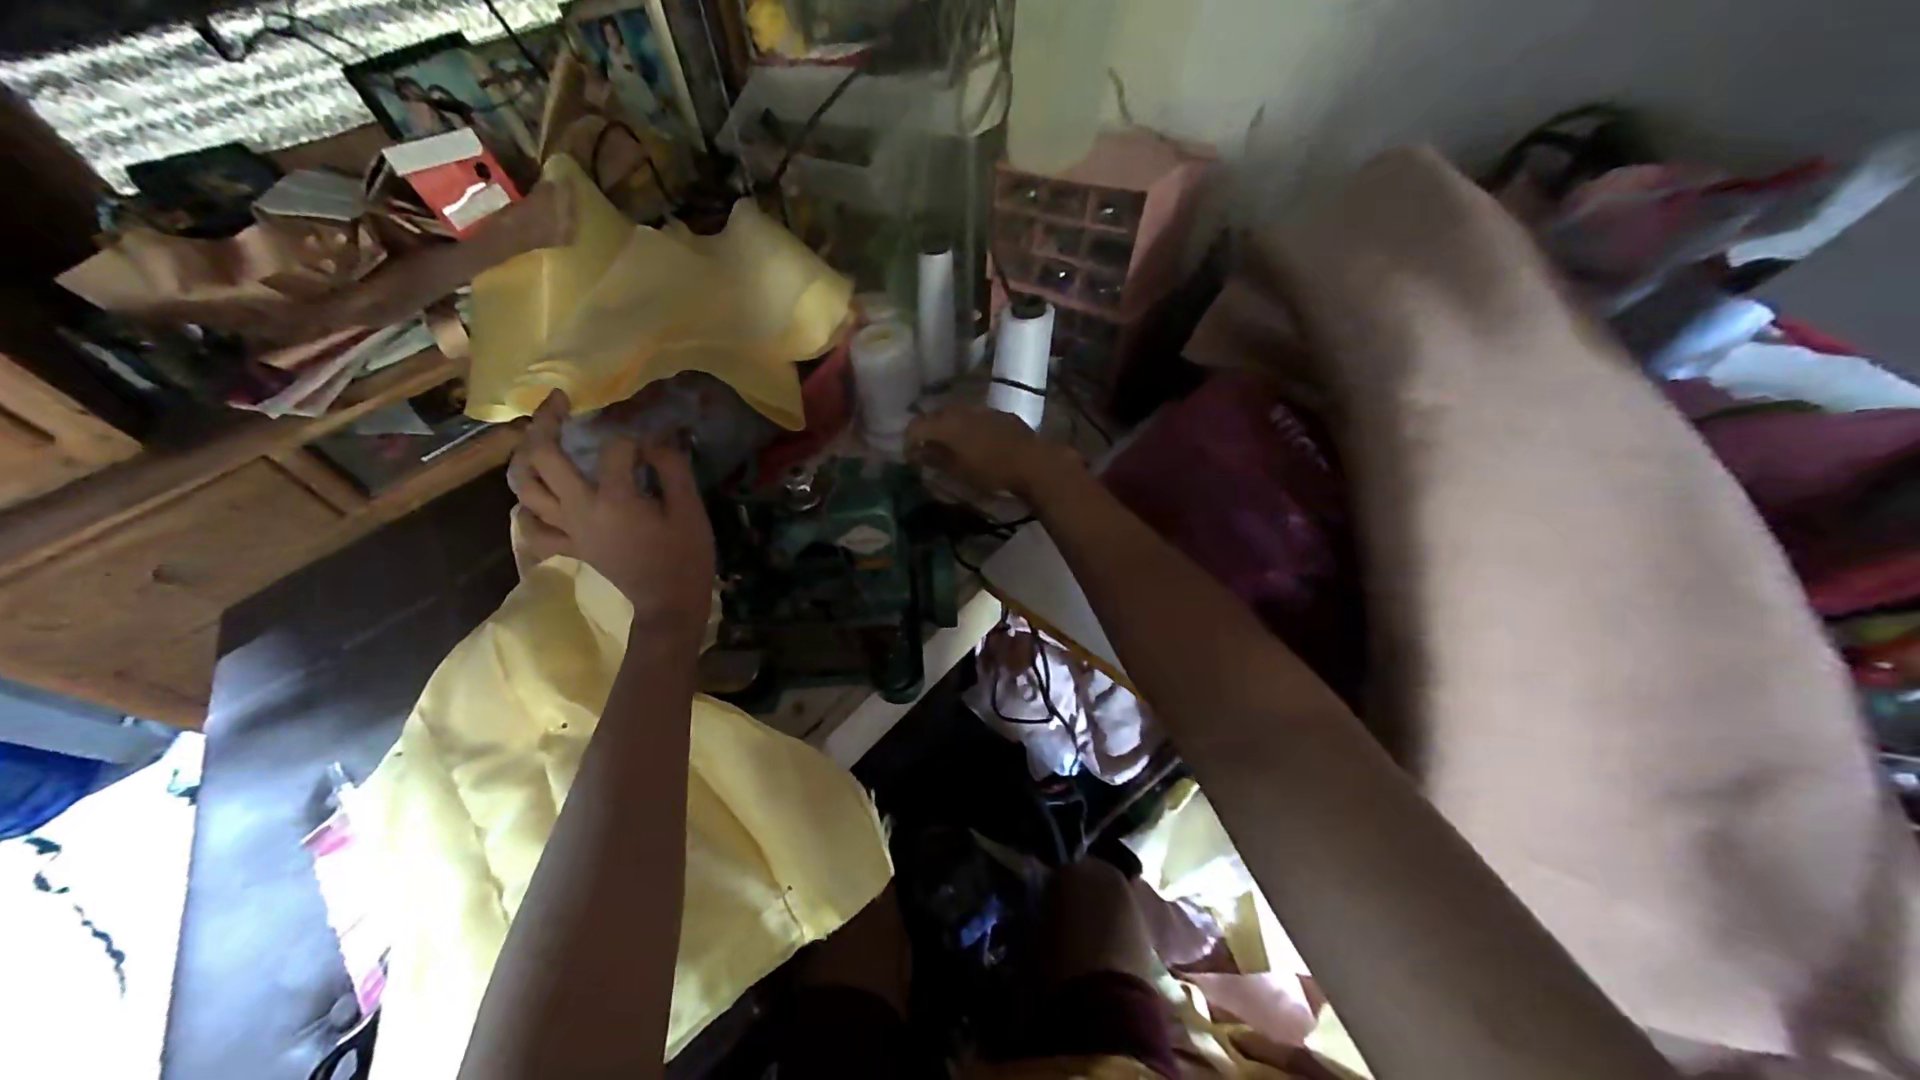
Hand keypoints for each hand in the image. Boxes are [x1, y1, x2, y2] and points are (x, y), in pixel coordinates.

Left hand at [509, 391, 714, 642]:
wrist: (670, 603)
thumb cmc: (685, 556)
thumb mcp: (689, 510)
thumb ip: (672, 468)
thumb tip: (658, 437)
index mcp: (613, 499)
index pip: (614, 449)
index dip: (634, 438)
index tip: (654, 442)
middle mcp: (579, 510)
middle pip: (542, 457)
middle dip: (546, 422)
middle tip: (560, 402)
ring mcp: (569, 529)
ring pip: (523, 488)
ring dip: (523, 458)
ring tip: (537, 439)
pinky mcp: (570, 546)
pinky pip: (531, 527)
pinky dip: (526, 509)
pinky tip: (537, 497)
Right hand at [906, 405, 1080, 502]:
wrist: (1034, 462)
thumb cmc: (992, 471)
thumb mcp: (958, 471)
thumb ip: (935, 459)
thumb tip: (918, 452)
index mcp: (947, 424)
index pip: (916, 426)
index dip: (908, 442)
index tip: (909, 458)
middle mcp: (961, 410)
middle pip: (935, 416)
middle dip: (927, 431)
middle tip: (926, 450)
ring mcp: (983, 409)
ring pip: (956, 414)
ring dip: (948, 427)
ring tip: (950, 445)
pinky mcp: (1001, 414)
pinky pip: (976, 416)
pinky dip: (968, 427)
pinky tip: (975, 441)